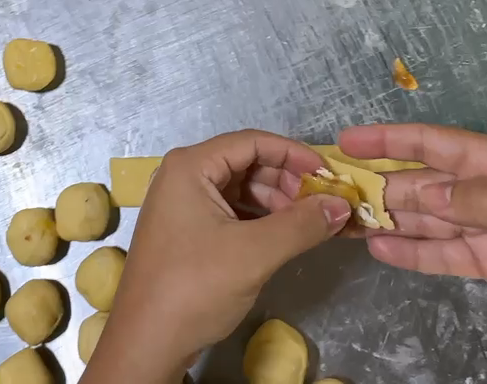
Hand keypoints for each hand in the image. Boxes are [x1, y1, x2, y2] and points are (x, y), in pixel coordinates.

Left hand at [83, 131, 352, 382]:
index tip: (328, 174)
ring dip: (277, 202)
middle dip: (288, 181)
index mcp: (191, 165)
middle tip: (324, 204)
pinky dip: (260, 219)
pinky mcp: (188, 230)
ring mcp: (184, 203)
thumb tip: (341, 206)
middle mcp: (185, 175)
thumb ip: (300, 225)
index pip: (252, 142)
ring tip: (311, 223)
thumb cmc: (194, 287)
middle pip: (246, 162)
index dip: (293, 153)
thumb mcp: (253, 254)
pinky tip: (286, 236)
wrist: (146, 344)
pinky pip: (231, 210)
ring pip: (241, 188)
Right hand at [342, 124, 486, 360]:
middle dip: (383, 181)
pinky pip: (447, 254)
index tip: (347, 138)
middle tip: (335, 192)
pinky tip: (382, 249)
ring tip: (347, 221)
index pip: (437, 144)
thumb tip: (420, 188)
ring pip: (430, 217)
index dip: (392, 139)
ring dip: (392, 217)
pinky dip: (414, 251)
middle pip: (426, 180)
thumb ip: (480, 199)